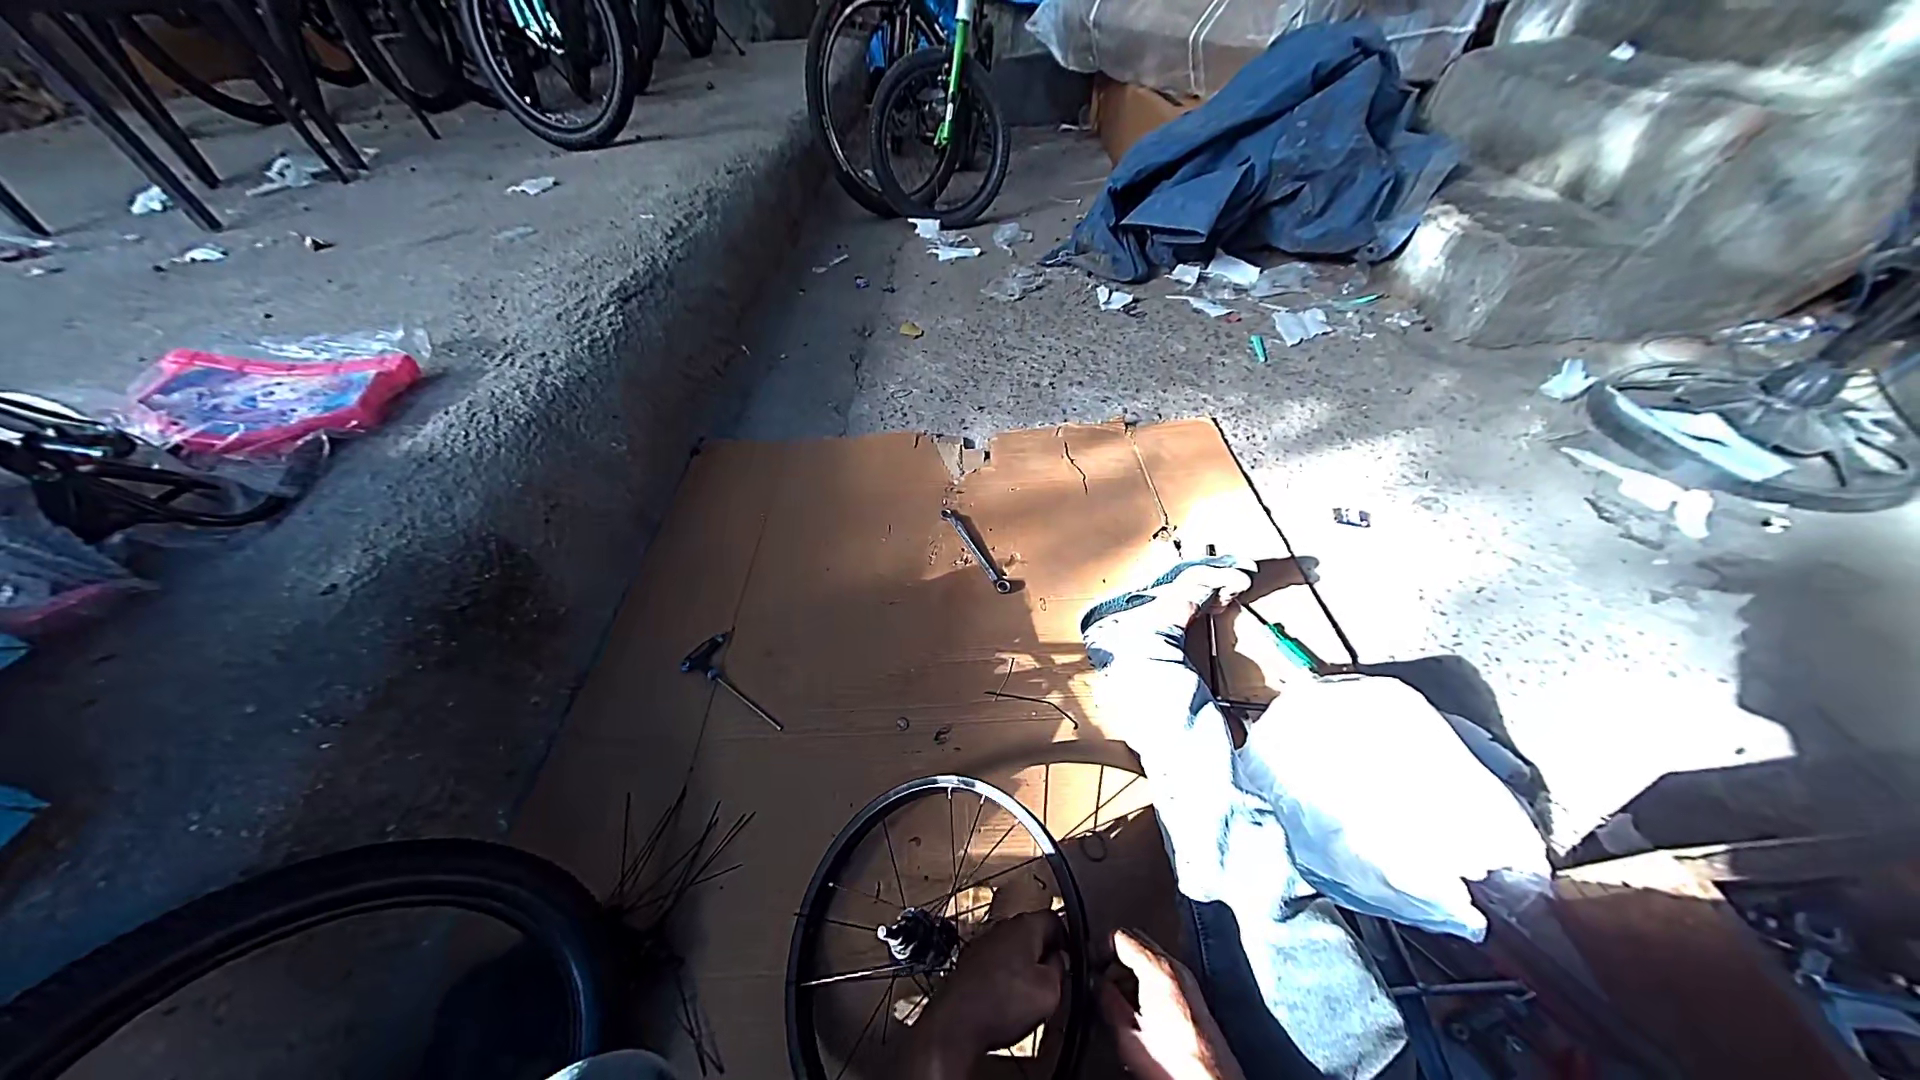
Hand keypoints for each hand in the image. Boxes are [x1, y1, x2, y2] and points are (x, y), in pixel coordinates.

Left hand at [907, 911, 1065, 1078]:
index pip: (1054, 919)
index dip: (1066, 939)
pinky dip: (1005, 974)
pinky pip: (997, 961)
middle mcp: (1003, 926)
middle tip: (1052, 980)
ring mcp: (984, 942)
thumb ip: (1060, 969)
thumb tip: (1059, 959)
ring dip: (1024, 965)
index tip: (1070, 960)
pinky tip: (1007, 997)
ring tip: (1029, 993)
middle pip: (1033, 933)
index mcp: (1025, 925)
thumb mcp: (1049, 991)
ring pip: (1014, 947)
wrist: (959, 1020)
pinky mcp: (971, 960)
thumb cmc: (1005, 1002)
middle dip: (1044, 953)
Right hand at [1101, 929, 1245, 1079]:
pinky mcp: (1194, 995)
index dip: (1099, 949)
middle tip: (1102, 983)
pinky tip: (1142, 1011)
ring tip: (1121, 1002)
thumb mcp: (1126, 1034)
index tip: (1091, 966)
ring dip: (1131, 971)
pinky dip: (1146, 981)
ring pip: (1149, 956)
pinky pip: (1162, 973)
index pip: (1119, 935)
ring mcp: (1188, 979)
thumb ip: (1106, 999)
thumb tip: (1095, 983)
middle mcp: (1175, 966)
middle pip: (1136, 940)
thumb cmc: (1175, 1066)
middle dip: (1116, 958)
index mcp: (1157, 968)